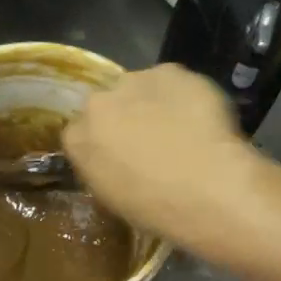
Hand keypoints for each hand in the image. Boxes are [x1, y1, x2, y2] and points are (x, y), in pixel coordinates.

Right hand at [63, 64, 257, 243]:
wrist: (203, 189)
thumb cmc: (152, 208)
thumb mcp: (111, 198)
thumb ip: (104, 169)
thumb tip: (116, 162)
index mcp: (76, 138)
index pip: (81, 132)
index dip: (104, 141)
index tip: (120, 154)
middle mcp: (97, 103)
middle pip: (107, 103)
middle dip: (124, 116)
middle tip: (151, 139)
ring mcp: (134, 81)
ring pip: (141, 87)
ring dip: (153, 102)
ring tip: (180, 127)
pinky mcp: (171, 71)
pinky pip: (174, 82)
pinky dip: (184, 95)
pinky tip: (200, 118)